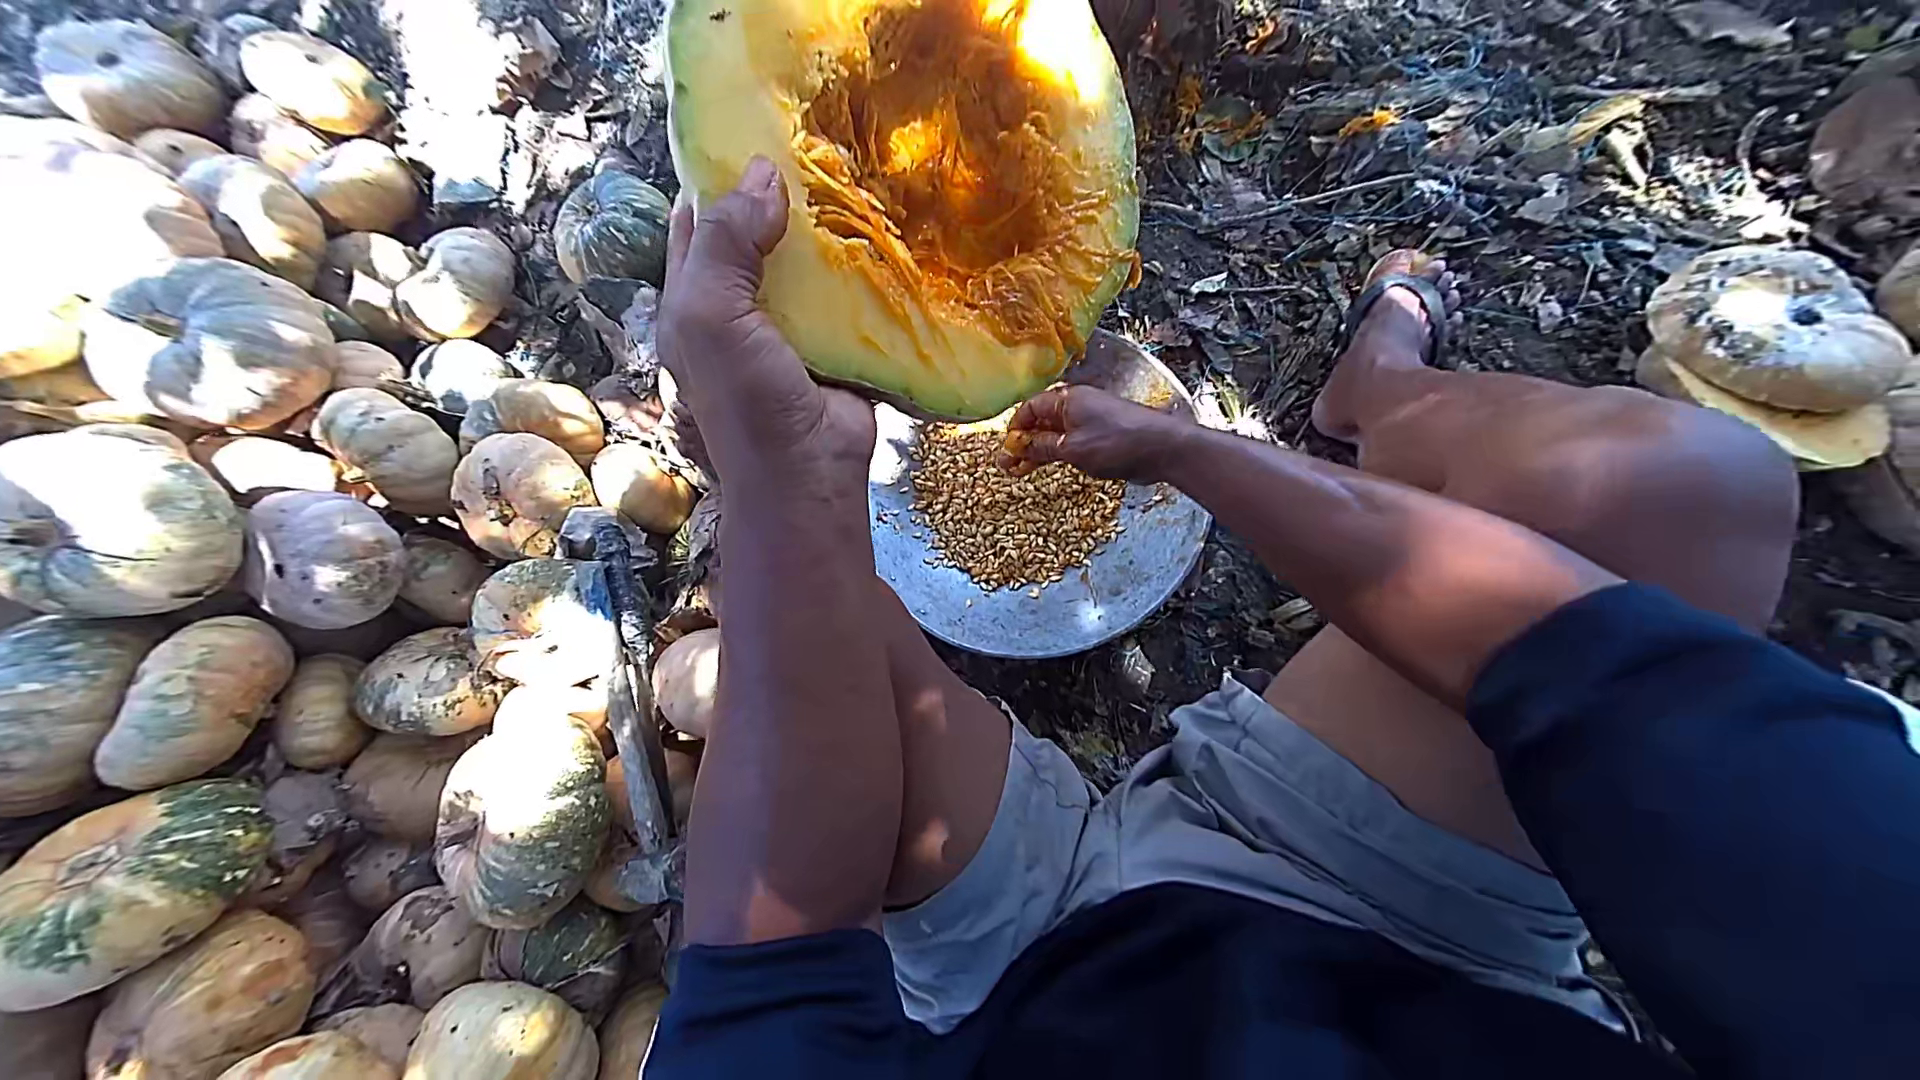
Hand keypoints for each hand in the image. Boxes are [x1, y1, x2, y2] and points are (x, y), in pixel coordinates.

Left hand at [657, 156, 874, 495]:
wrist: (808, 469)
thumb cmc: (746, 399)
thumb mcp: (711, 315)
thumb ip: (727, 243)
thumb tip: (764, 176)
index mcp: (695, 300)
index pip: (700, 224)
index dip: (719, 179)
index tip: (756, 133)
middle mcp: (741, 310)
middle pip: (758, 241)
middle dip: (780, 202)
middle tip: (818, 151)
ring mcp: (791, 330)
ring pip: (806, 268)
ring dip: (826, 236)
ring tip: (857, 182)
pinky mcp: (836, 346)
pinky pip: (847, 300)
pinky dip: (860, 274)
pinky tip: (883, 241)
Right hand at [997, 384, 1192, 481]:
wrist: (1163, 448)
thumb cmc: (1117, 443)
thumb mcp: (1072, 449)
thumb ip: (1042, 448)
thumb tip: (1018, 447)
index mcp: (1067, 400)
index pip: (1030, 408)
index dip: (1015, 428)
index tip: (1006, 447)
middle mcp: (1077, 405)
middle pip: (1041, 421)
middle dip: (1023, 442)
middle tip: (1008, 464)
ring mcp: (1091, 420)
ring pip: (1055, 433)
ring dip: (1038, 450)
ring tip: (1021, 470)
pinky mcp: (1102, 435)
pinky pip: (1071, 441)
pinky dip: (1057, 453)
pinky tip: (1050, 465)